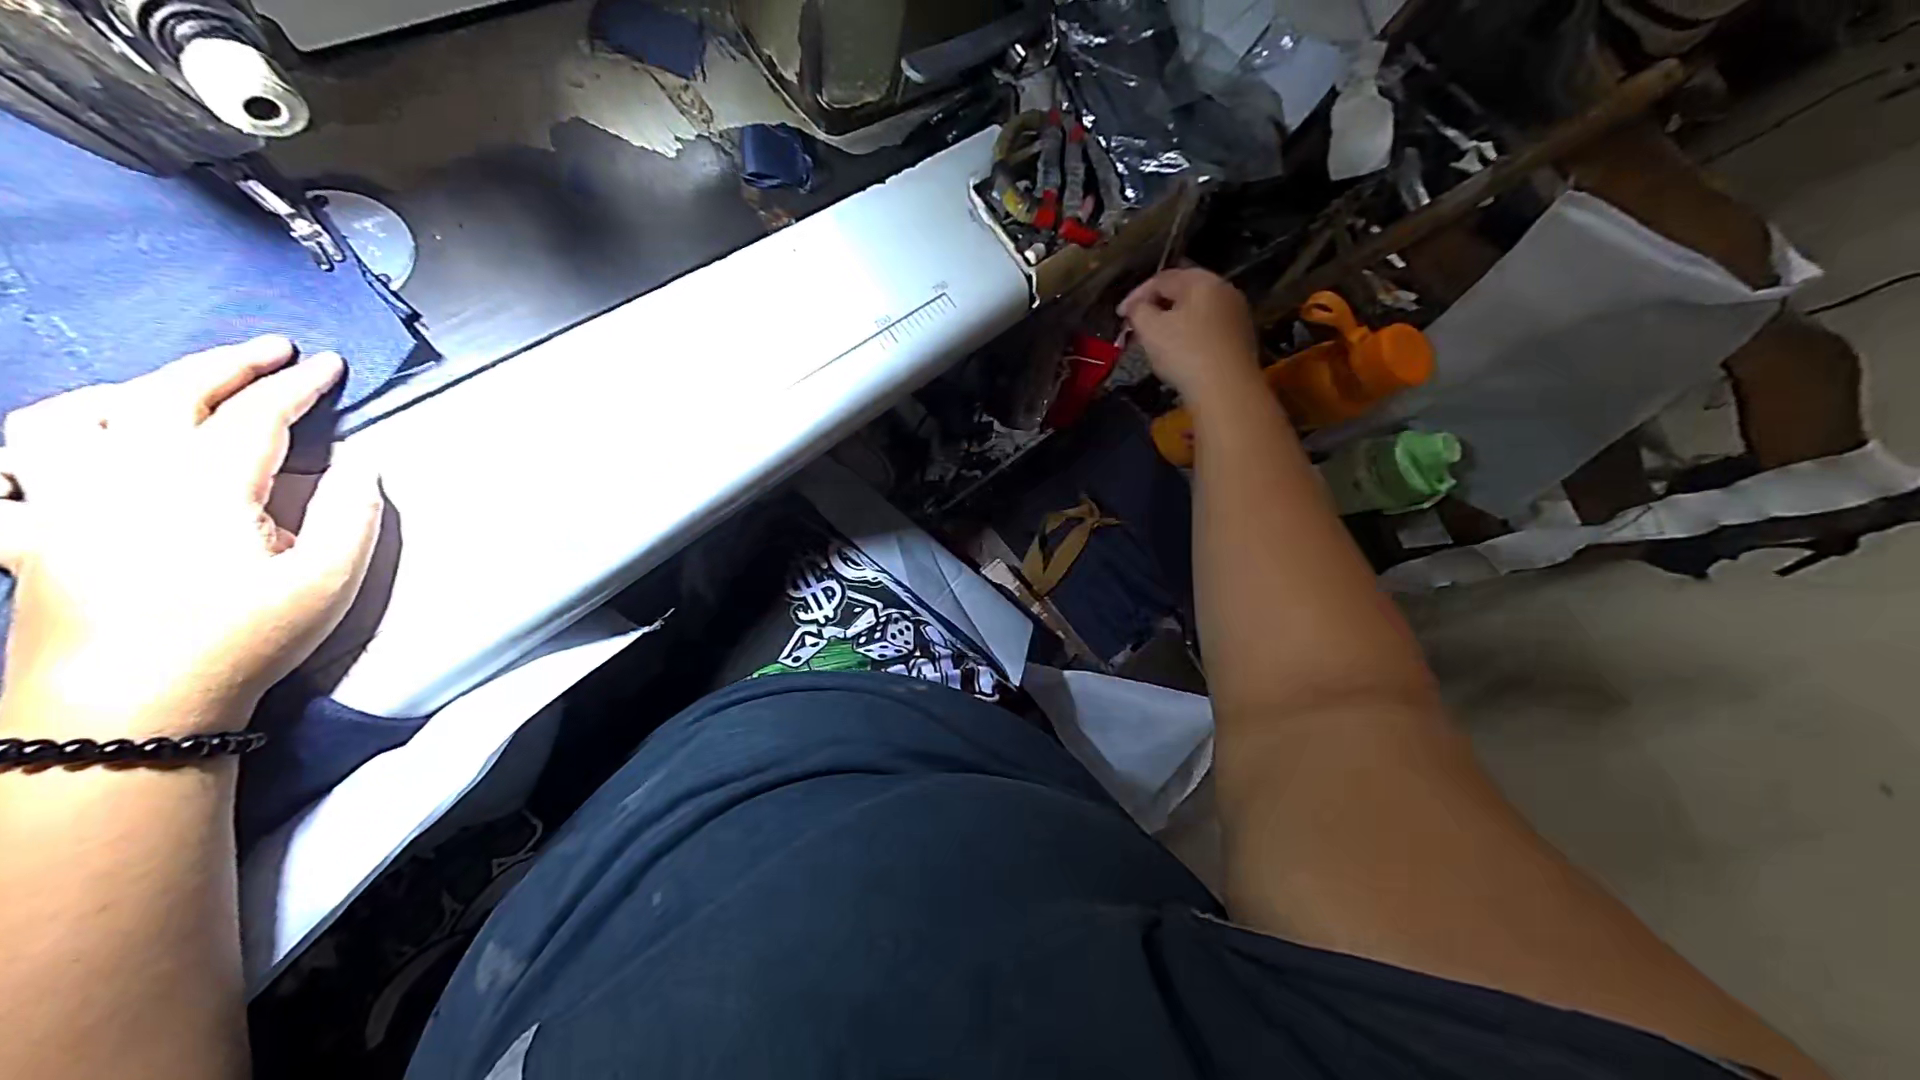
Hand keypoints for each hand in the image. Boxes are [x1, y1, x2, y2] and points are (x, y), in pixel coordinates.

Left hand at [0, 337, 383, 740]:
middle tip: (269, 349)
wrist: (131, 708)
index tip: (330, 367)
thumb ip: (352, 516)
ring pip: (72, 415)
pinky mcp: (26, 537)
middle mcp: (126, 477)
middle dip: (226, 362)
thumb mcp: (328, 583)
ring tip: (163, 387)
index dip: (300, 384)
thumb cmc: (241, 642)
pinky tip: (49, 445)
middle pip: (168, 392)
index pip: (259, 414)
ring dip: (126, 389)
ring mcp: (63, 502)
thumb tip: (360, 467)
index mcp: (205, 486)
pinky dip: (18, 449)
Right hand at [1118, 267, 1264, 403]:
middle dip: (1155, 307)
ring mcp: (1236, 314)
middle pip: (1182, 291)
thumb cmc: (1184, 353)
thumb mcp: (1150, 329)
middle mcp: (1224, 290)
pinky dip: (1189, 334)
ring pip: (1195, 310)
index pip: (1162, 278)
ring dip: (1172, 321)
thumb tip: (1137, 306)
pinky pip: (1207, 327)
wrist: (1227, 389)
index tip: (1120, 315)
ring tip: (1154, 340)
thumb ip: (1138, 310)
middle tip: (1136, 325)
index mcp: (1202, 281)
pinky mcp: (1241, 337)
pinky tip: (1178, 351)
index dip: (1136, 295)